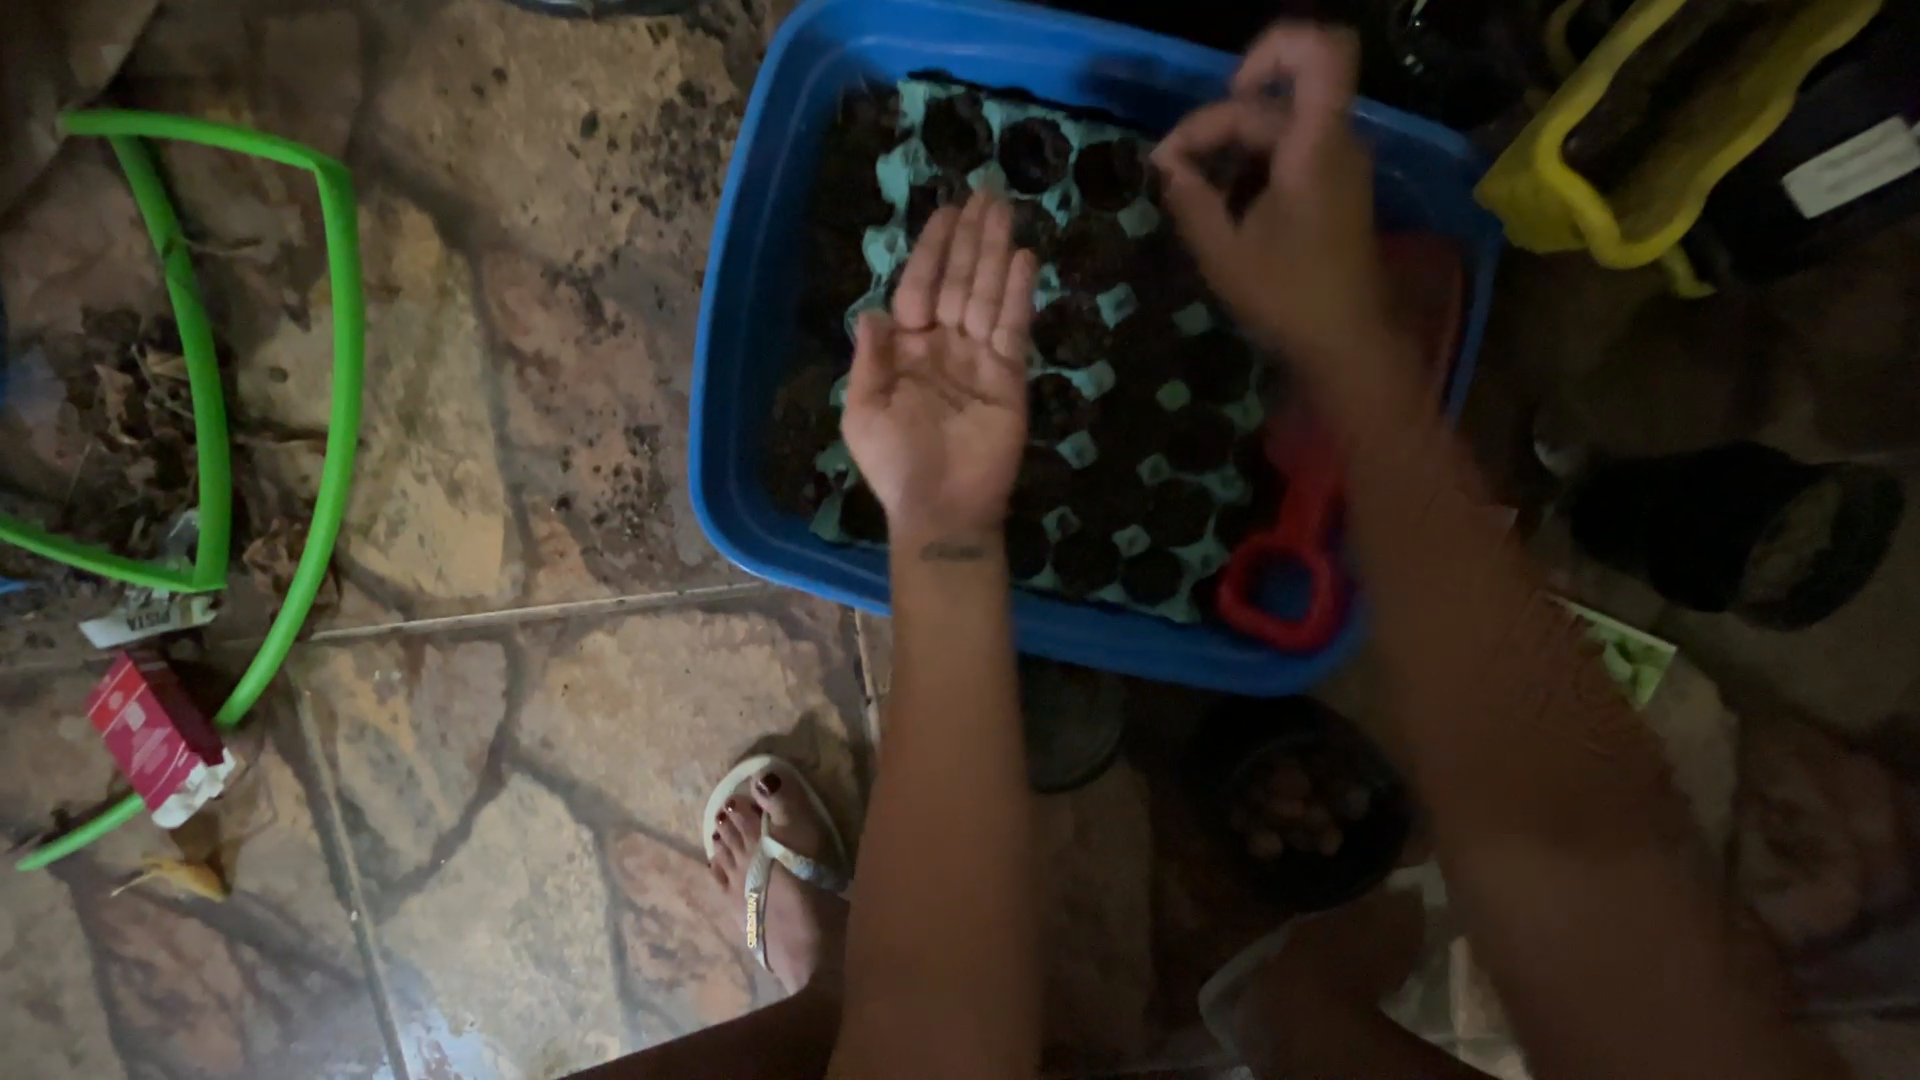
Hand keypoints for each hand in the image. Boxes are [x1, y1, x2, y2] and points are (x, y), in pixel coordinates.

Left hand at [842, 190, 1039, 550]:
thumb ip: (870, 360)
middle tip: (984, 195)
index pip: (920, 289)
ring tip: (1004, 211)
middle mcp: (943, 347)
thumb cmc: (894, 462)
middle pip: (957, 283)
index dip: (931, 251)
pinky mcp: (1009, 378)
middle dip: (969, 240)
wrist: (940, 507)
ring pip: (986, 296)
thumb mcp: (864, 411)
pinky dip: (1018, 295)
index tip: (945, 213)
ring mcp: (978, 360)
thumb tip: (872, 312)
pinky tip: (1023, 260)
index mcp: (906, 351)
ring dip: (994, 254)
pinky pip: (1012, 329)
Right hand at [1152, 24, 1389, 366]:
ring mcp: (1335, 167)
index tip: (1223, 96)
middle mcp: (1333, 143)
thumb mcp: (1222, 253)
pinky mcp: (1330, 191)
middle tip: (1166, 176)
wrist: (1344, 342)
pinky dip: (1246, 172)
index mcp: (1314, 147)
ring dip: (1226, 154)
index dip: (1269, 52)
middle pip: (1271, 104)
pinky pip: (1285, 157)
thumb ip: (1190, 199)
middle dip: (1213, 130)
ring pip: (1274, 131)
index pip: (1317, 52)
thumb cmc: (1284, 298)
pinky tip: (1218, 210)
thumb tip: (1166, 164)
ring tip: (1188, 197)